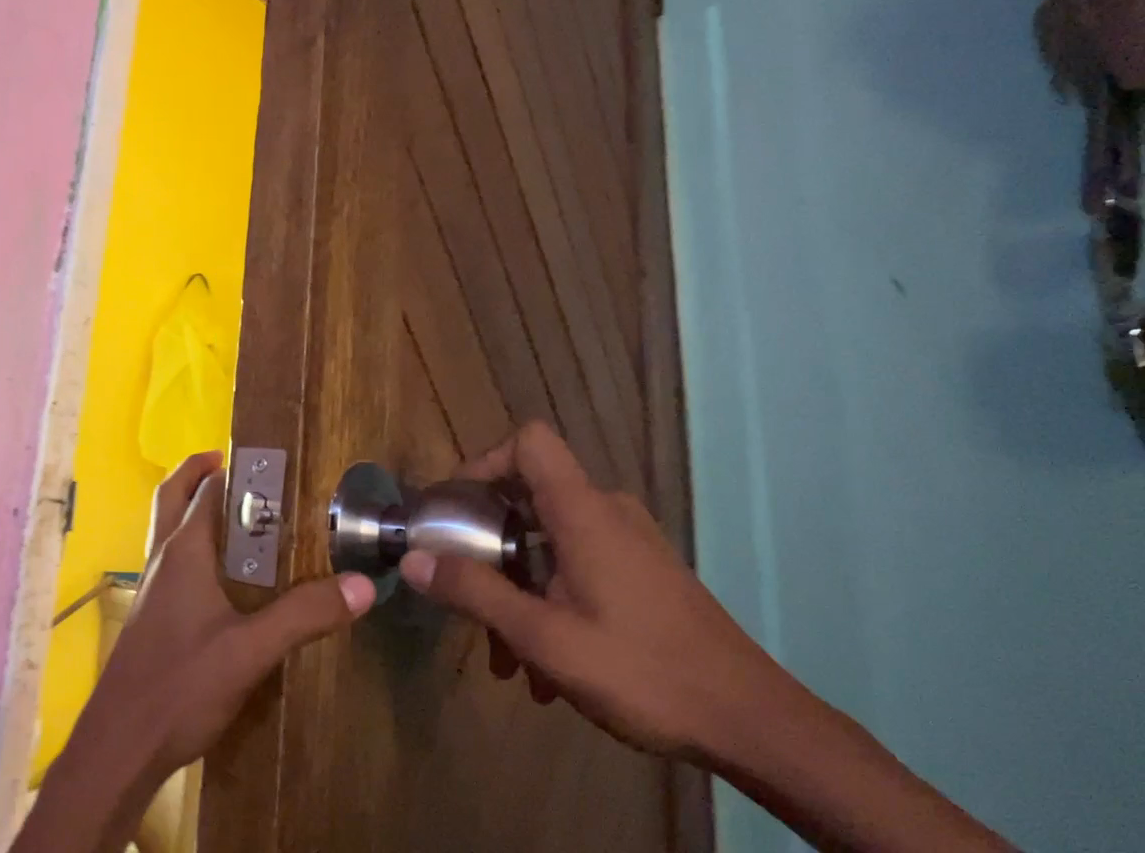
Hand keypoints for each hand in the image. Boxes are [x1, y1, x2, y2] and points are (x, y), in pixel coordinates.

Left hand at [14, 452, 374, 852]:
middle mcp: (163, 560)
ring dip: (199, 513)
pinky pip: (176, 565)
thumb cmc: (180, 685)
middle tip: (242, 469)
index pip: (205, 489)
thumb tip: (362, 585)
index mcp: (183, 552)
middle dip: (201, 475)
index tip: (272, 458)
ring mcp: (153, 588)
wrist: (120, 743)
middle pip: (173, 498)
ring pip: (171, 531)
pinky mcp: (153, 616)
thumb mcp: (251, 650)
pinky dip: (200, 552)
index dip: (235, 467)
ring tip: (249, 520)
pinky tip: (231, 582)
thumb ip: (304, 615)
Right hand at [398, 423, 792, 762]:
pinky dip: (549, 603)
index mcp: (584, 512)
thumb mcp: (543, 637)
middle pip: (527, 500)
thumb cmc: (642, 671)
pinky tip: (545, 671)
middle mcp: (607, 514)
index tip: (454, 512)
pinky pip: (577, 569)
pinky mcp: (643, 575)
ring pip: (549, 545)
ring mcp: (629, 545)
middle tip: (467, 601)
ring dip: (516, 591)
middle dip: (488, 550)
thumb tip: (413, 559)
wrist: (751, 722)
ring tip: (506, 661)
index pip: (528, 442)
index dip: (483, 462)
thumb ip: (475, 592)